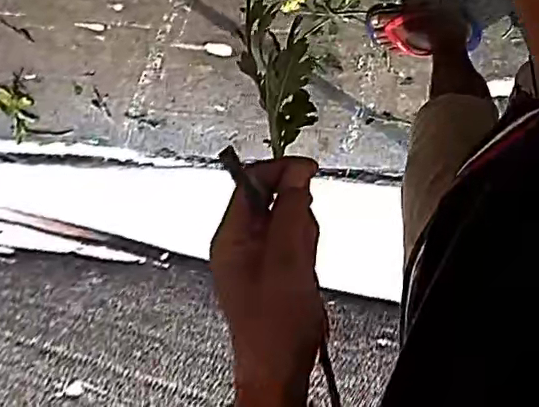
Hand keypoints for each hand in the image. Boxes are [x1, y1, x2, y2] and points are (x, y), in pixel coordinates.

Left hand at [210, 157, 324, 406]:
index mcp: (230, 237)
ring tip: (303, 256)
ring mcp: (256, 254)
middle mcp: (239, 242)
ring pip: (285, 215)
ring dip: (302, 227)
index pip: (251, 180)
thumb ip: (291, 209)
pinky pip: (293, 235)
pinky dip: (304, 242)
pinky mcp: (273, 264)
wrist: (282, 370)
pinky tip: (305, 264)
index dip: (281, 169)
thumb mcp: (287, 257)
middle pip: (270, 195)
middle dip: (295, 206)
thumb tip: (296, 172)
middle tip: (302, 230)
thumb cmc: (274, 328)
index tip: (307, 168)